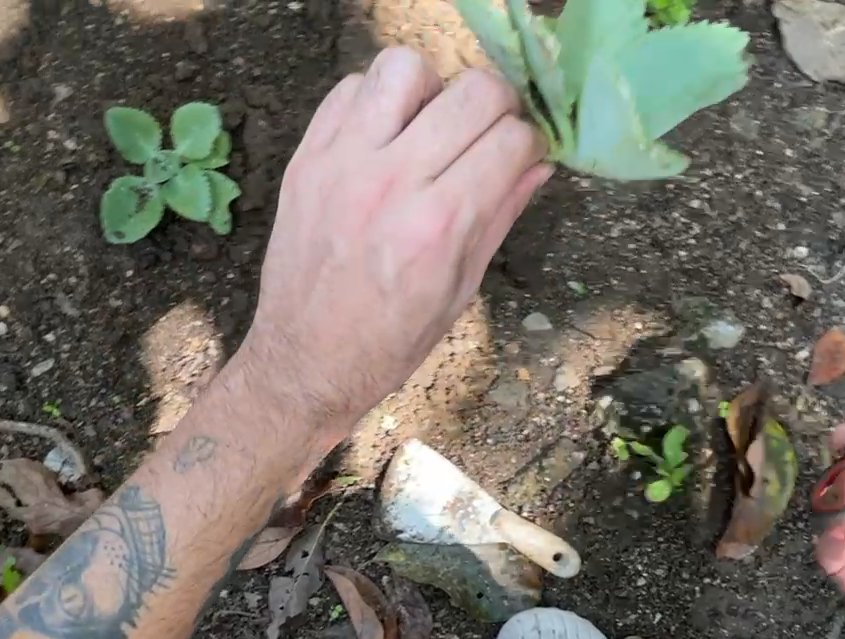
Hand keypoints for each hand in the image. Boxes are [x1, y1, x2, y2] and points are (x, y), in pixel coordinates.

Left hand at [238, 48, 550, 436]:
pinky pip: (350, 89)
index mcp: (439, 227)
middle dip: (497, 110)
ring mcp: (342, 165)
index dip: (528, 146)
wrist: (306, 364)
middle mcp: (392, 184)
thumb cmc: (388, 345)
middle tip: (485, 140)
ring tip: (428, 131)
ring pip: (406, 68)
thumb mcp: (458, 294)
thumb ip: (499, 219)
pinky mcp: (306, 161)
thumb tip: (539, 166)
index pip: (512, 139)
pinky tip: (384, 139)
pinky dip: (376, 102)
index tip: (520, 160)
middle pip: (474, 92)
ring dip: (432, 92)